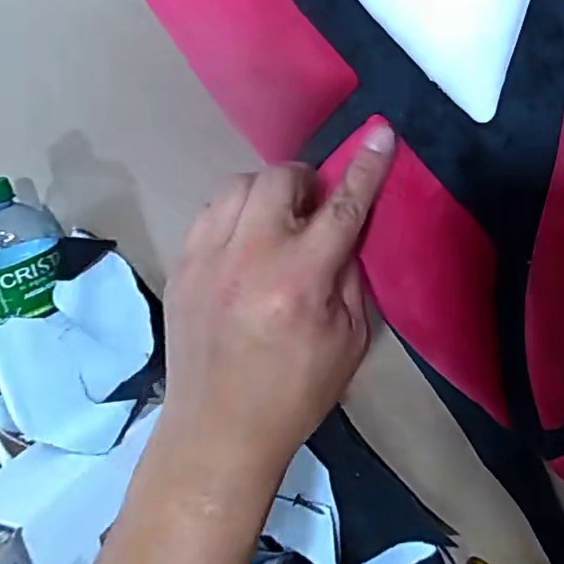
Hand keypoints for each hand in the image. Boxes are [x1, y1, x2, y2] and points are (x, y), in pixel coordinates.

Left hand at [155, 125, 397, 485]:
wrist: (217, 432)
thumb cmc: (296, 392)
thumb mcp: (351, 340)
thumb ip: (351, 275)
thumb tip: (344, 230)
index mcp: (300, 281)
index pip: (342, 206)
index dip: (367, 166)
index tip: (382, 131)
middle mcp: (250, 258)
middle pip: (280, 177)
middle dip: (306, 181)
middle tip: (314, 209)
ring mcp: (206, 259)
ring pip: (239, 185)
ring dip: (268, 193)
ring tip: (277, 223)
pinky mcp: (181, 266)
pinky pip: (211, 210)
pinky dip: (236, 214)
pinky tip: (244, 243)